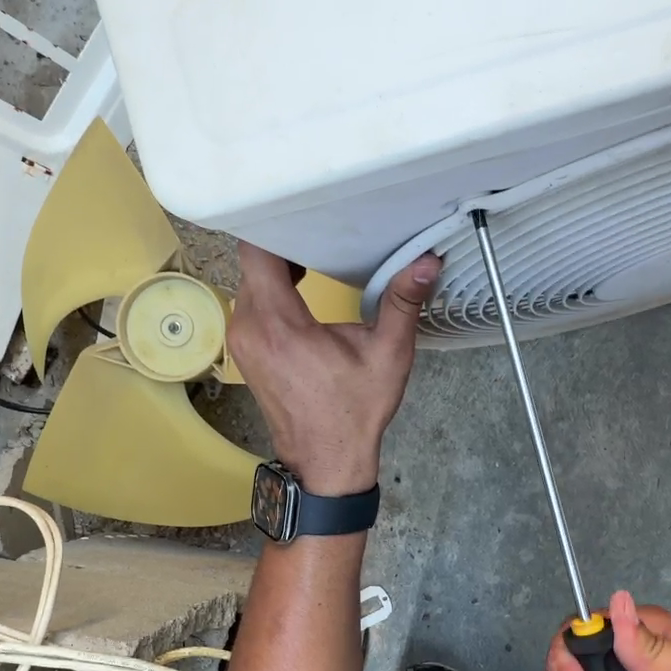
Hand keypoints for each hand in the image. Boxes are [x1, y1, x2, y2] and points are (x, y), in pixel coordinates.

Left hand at [227, 242, 439, 495]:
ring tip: (316, 250)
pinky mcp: (246, 350)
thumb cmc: (354, 411)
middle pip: (254, 262)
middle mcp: (248, 326)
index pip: (257, 251)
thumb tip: (428, 262)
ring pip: (251, 282)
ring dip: (279, 266)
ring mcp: (242, 339)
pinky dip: (273, 289)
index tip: (305, 209)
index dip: (276, 224)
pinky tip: (303, 285)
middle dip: (285, 242)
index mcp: (278, 323)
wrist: (326, 461)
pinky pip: (252, 303)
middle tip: (321, 224)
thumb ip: (402, 303)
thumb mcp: (387, 355)